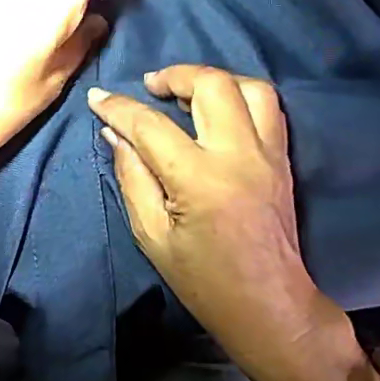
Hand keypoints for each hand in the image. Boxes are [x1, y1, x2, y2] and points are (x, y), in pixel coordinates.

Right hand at [88, 66, 353, 380]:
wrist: (268, 305)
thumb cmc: (202, 278)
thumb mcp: (151, 234)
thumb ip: (132, 177)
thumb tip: (115, 134)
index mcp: (199, 179)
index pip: (151, 125)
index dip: (118, 107)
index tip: (96, 97)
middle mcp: (239, 155)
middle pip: (212, 86)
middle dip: (174, 76)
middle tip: (149, 86)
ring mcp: (268, 154)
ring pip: (250, 87)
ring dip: (213, 80)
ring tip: (185, 92)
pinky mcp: (283, 159)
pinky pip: (268, 108)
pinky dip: (238, 96)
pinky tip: (215, 109)